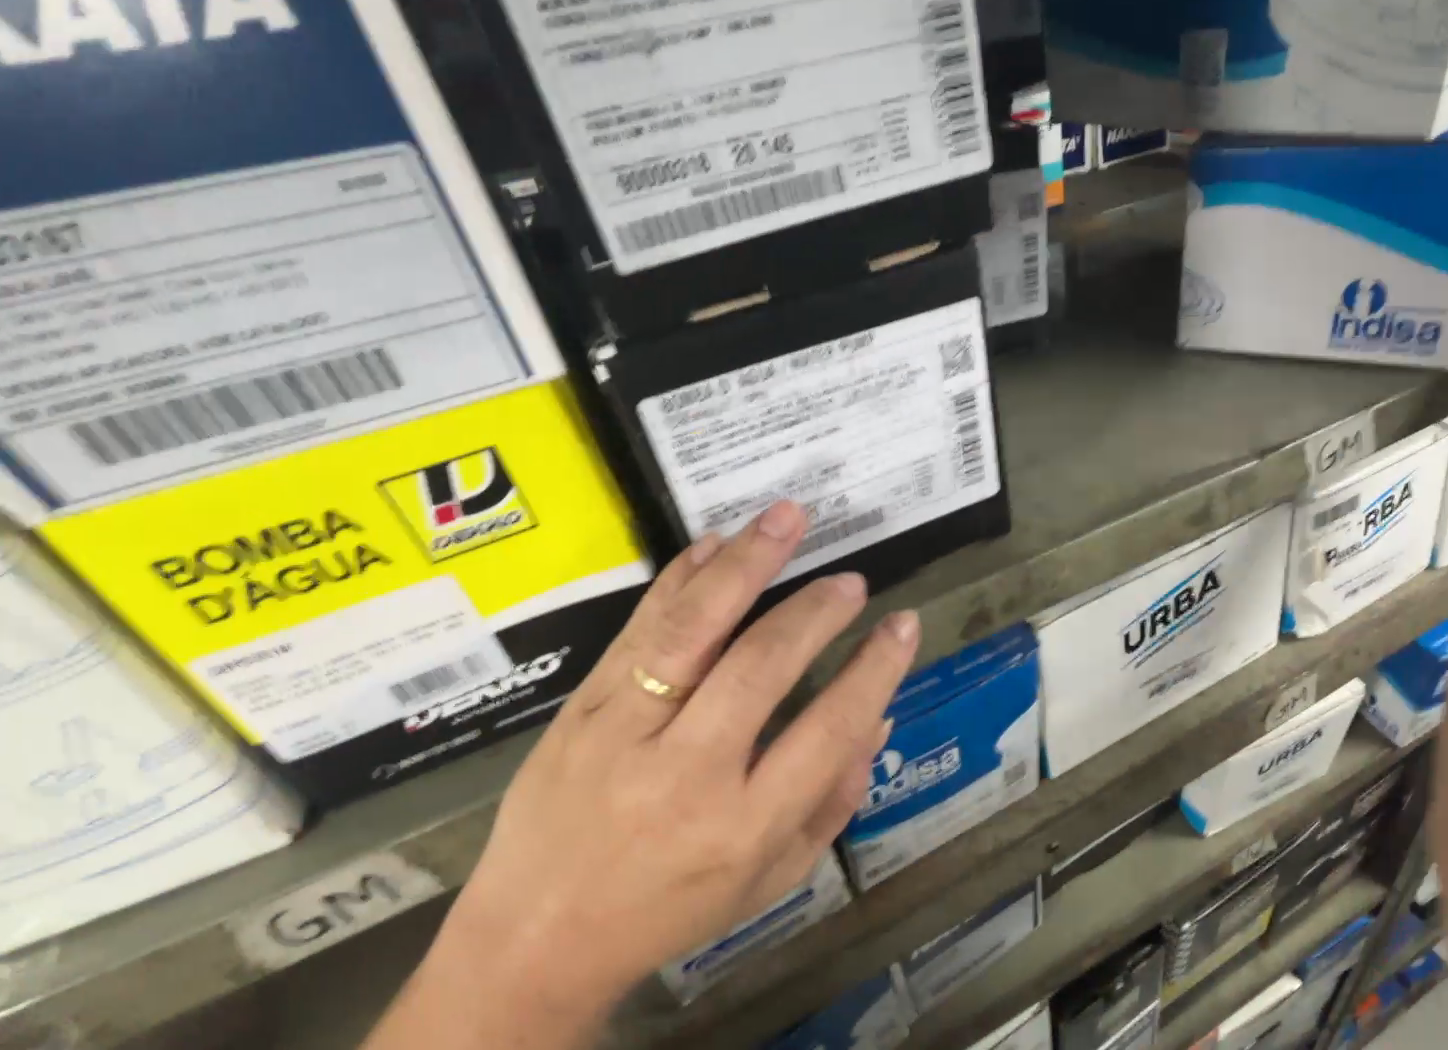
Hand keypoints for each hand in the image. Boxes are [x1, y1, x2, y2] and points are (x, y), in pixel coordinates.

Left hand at [433, 500, 916, 1011]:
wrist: (537, 938)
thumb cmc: (671, 912)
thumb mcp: (770, 881)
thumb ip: (832, 802)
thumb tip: (879, 718)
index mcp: (743, 826)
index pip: (827, 731)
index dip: (875, 671)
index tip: (903, 625)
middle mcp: (685, 772)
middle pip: (760, 667)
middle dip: (815, 613)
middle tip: (850, 580)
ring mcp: (623, 732)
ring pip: (692, 630)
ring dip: (746, 565)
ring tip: (789, 518)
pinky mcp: (581, 707)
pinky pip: (639, 629)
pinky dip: (679, 579)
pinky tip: (715, 543)